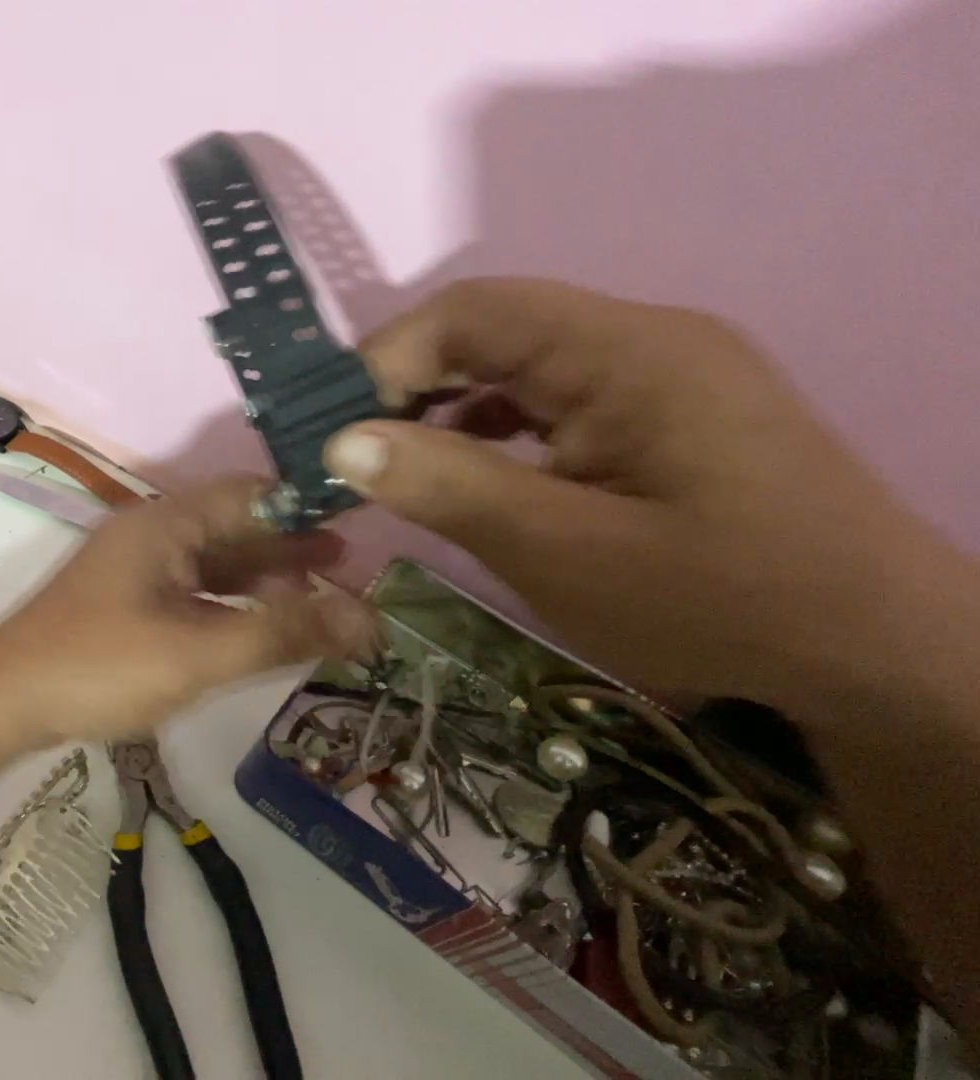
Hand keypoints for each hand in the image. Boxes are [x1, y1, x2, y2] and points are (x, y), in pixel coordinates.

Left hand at [0, 477, 380, 743]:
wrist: (2, 702)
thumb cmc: (100, 667)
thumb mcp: (199, 652)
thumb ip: (283, 633)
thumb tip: (370, 620)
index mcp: (164, 523)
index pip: (251, 495)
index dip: (308, 509)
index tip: (363, 527)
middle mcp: (150, 535)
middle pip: (234, 529)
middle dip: (292, 550)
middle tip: (353, 571)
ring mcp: (134, 571)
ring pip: (213, 564)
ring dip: (264, 582)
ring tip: (324, 600)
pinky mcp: (125, 605)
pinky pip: (191, 593)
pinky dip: (231, 607)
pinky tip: (263, 629)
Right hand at [322, 278, 965, 710]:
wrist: (876, 654)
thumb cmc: (718, 603)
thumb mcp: (560, 551)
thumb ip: (446, 486)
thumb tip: (340, 442)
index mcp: (626, 352)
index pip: (472, 312)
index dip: (385, 360)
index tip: (331, 432)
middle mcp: (642, 341)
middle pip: (491, 331)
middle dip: (405, 385)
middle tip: (346, 454)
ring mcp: (656, 376)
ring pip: (515, 365)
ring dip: (442, 407)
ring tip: (390, 465)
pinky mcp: (660, 415)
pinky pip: (550, 399)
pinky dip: (488, 428)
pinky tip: (464, 472)